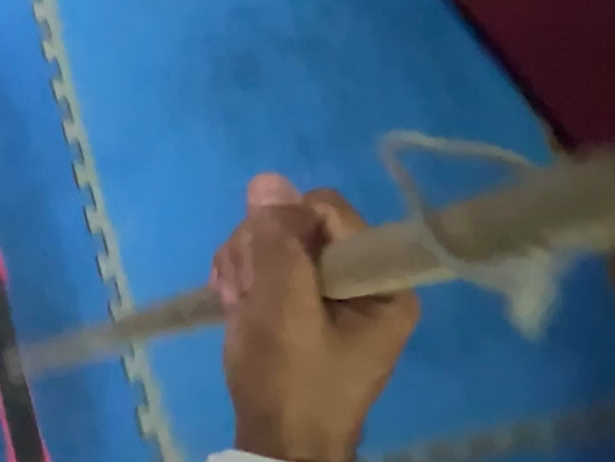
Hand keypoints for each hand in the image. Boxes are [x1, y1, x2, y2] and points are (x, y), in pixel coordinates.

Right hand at [212, 174, 418, 461]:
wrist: (275, 440)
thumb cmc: (291, 378)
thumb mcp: (282, 308)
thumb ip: (278, 242)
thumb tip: (268, 180)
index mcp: (381, 282)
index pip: (327, 210)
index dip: (287, 225)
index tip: (266, 262)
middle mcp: (359, 278)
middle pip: (294, 221)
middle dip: (257, 248)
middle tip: (247, 289)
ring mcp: (326, 288)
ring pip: (270, 236)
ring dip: (242, 263)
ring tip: (238, 301)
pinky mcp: (298, 298)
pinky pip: (261, 258)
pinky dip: (239, 274)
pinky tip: (234, 301)